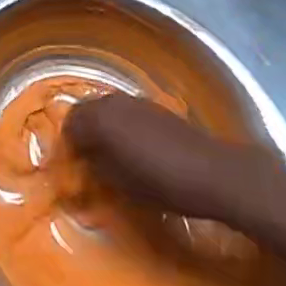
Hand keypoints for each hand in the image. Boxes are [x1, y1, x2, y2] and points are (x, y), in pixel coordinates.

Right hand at [64, 94, 282, 221]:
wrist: (216, 174)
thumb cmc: (163, 182)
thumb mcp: (121, 184)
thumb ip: (96, 168)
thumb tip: (85, 161)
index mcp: (96, 119)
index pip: (68, 127)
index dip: (68, 147)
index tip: (74, 166)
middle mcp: (109, 102)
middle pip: (83, 111)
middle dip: (82, 131)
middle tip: (88, 155)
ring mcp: (133, 101)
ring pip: (105, 109)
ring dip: (102, 125)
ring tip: (111, 150)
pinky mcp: (154, 106)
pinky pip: (125, 111)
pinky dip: (122, 123)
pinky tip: (135, 144)